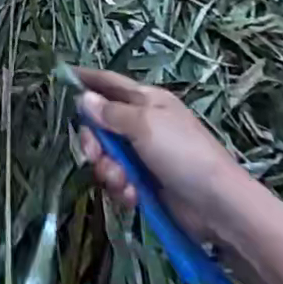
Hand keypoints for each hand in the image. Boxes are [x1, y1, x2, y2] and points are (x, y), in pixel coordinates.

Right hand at [75, 67, 251, 241]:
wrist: (218, 206)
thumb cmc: (183, 153)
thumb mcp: (145, 125)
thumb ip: (111, 112)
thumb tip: (83, 97)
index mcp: (146, 100)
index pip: (110, 83)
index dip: (88, 80)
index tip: (64, 77)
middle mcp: (142, 123)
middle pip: (101, 123)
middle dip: (94, 140)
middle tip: (94, 155)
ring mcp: (143, 154)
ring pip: (107, 155)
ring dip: (108, 170)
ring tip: (122, 182)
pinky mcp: (145, 183)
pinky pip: (118, 180)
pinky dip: (121, 188)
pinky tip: (132, 196)